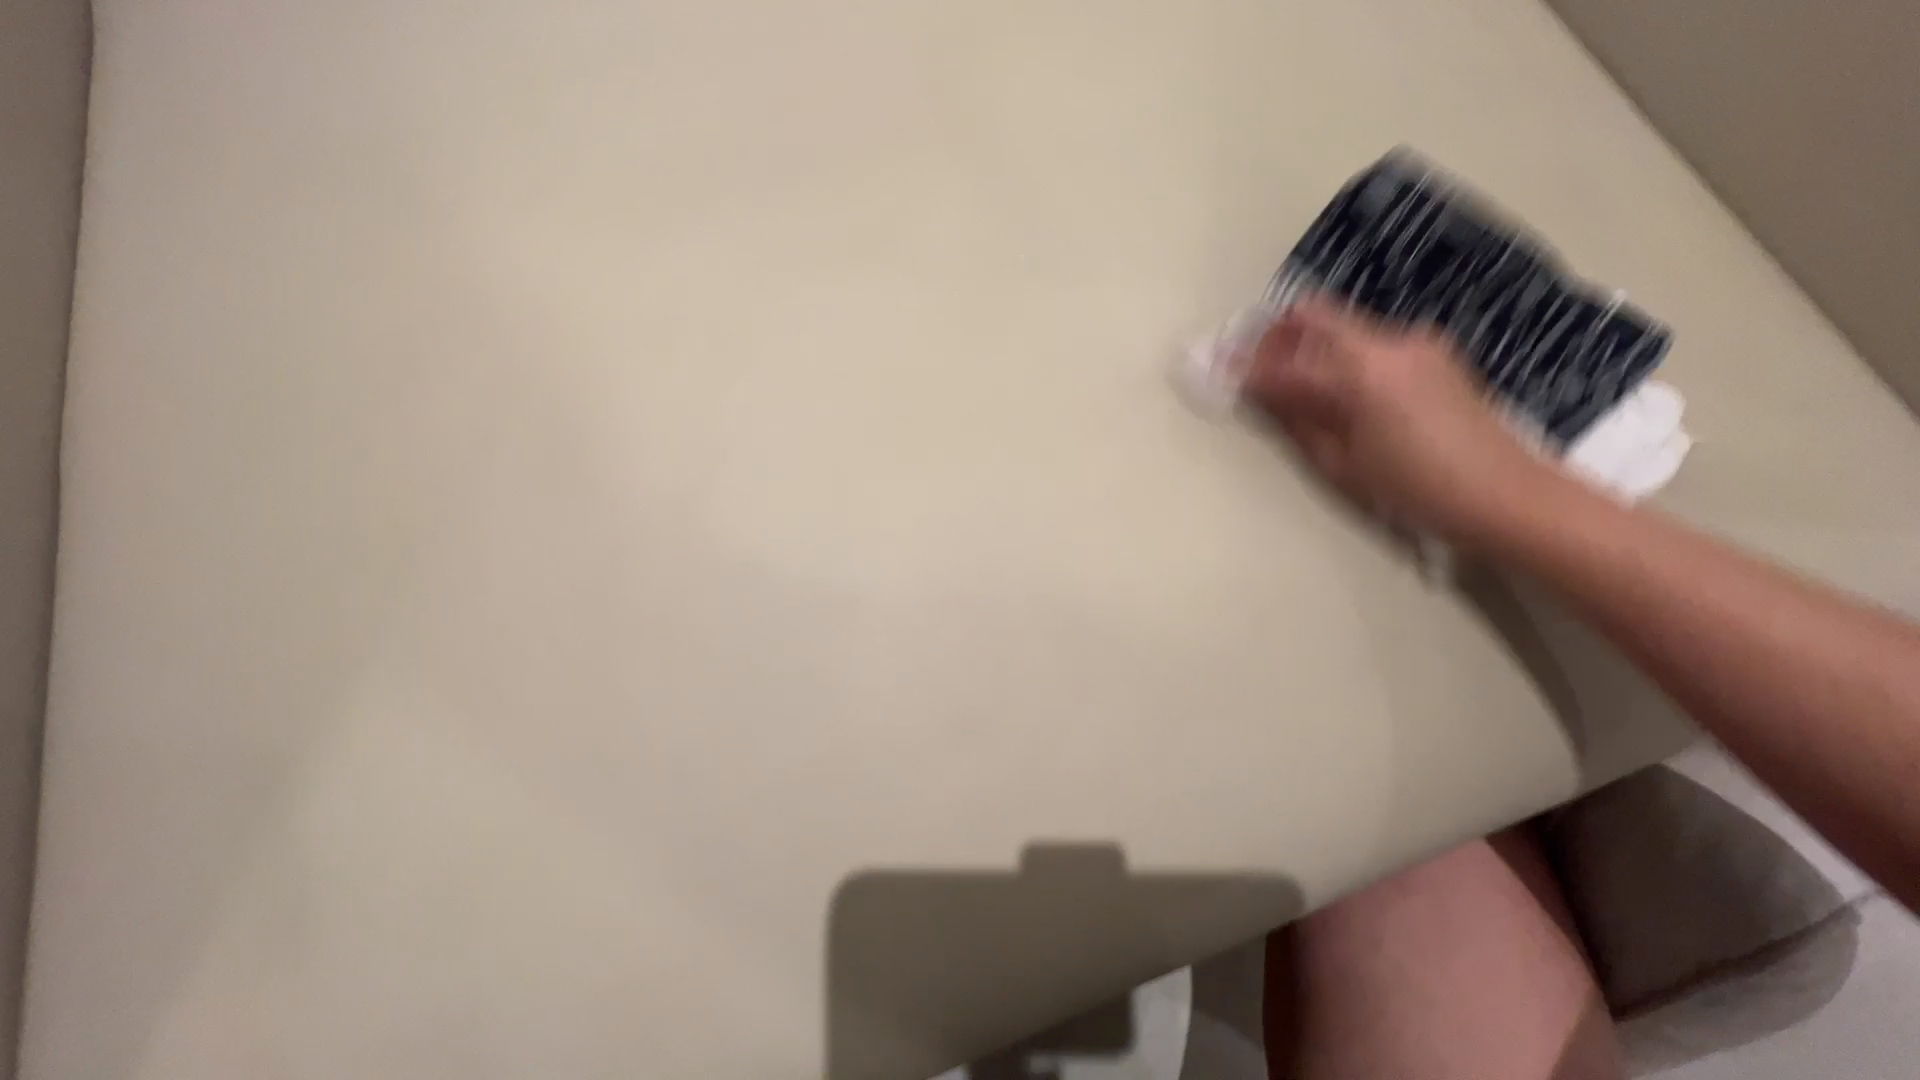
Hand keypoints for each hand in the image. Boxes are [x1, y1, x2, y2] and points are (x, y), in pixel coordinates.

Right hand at [1244, 296, 1558, 543]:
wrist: (1505, 494)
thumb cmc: (1416, 490)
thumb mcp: (1343, 464)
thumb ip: (1298, 420)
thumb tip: (1264, 395)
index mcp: (1363, 372)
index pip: (1288, 360)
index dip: (1249, 365)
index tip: (1221, 368)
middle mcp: (1390, 342)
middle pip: (1318, 316)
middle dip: (1278, 337)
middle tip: (1253, 364)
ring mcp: (1417, 344)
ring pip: (1345, 328)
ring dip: (1312, 347)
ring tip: (1293, 384)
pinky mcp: (1434, 354)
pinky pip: (1372, 344)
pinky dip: (1344, 357)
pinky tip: (1339, 392)